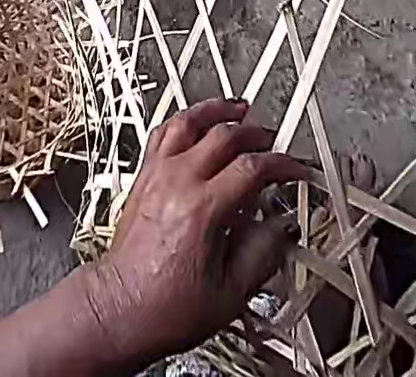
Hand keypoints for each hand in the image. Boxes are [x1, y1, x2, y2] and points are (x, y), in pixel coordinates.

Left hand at [78, 99, 307, 366]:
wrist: (119, 309)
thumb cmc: (165, 307)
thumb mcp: (229, 294)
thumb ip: (262, 253)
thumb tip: (283, 226)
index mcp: (203, 210)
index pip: (252, 168)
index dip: (281, 164)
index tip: (296, 169)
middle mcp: (179, 181)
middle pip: (224, 135)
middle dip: (256, 133)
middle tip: (273, 141)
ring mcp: (158, 172)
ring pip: (190, 121)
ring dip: (218, 110)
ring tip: (239, 107)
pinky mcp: (144, 173)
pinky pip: (164, 131)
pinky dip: (185, 119)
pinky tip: (197, 119)